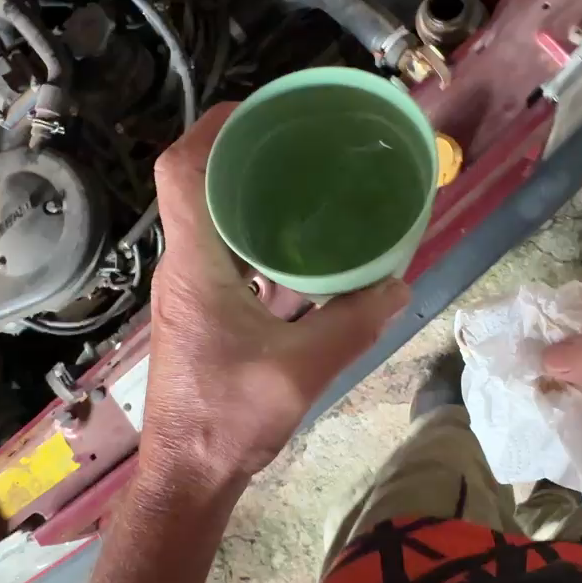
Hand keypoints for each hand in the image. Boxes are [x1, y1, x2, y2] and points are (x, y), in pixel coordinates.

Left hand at [141, 104, 410, 490]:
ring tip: (299, 179)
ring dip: (244, 192)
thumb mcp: (301, 371)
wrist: (187, 474)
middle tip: (293, 138)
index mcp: (195, 267)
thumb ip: (352, 325)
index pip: (181, 172)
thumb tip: (399, 286)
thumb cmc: (229, 420)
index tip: (257, 108)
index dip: (211, 129)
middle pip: (194, 185)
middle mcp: (182, 267)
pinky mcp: (198, 310)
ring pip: (207, 218)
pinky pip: (221, 252)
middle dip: (237, 151)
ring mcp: (186, 289)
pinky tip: (294, 246)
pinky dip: (251, 233)